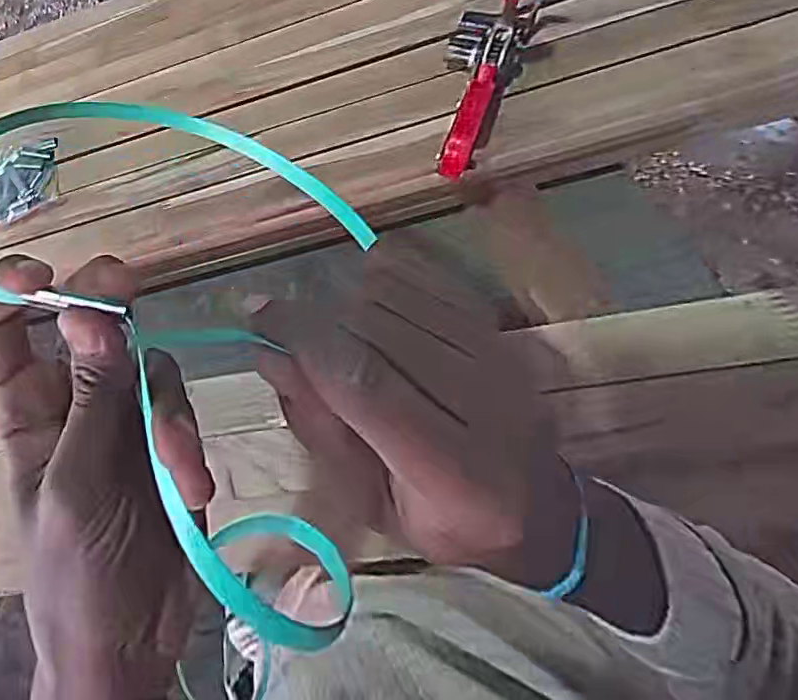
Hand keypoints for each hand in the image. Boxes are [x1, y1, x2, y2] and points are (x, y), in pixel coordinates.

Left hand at [0, 255, 214, 699]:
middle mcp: (69, 391)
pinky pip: (175, 402)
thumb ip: (90, 400)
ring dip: (159, 404)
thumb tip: (90, 312)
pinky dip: (184, 437)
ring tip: (172, 461)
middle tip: (123, 285)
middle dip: (103, 299)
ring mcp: (119, 406)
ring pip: (141, 355)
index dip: (11, 286)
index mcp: (22, 403)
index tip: (41, 273)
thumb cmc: (74, 576)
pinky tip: (190, 484)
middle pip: (82, 315)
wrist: (130, 645)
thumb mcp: (75, 486)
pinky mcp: (162, 427)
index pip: (0, 323)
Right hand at [250, 236, 580, 590]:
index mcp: (451, 468)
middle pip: (374, 326)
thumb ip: (317, 425)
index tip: (258, 316)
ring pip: (393, 295)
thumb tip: (266, 353)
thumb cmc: (440, 519)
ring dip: (340, 299)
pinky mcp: (495, 330)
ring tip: (327, 327)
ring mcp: (496, 357)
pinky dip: (377, 278)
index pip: (363, 380)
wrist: (539, 508)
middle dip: (312, 317)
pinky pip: (420, 277)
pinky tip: (360, 300)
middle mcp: (485, 401)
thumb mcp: (366, 498)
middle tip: (278, 322)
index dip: (302, 338)